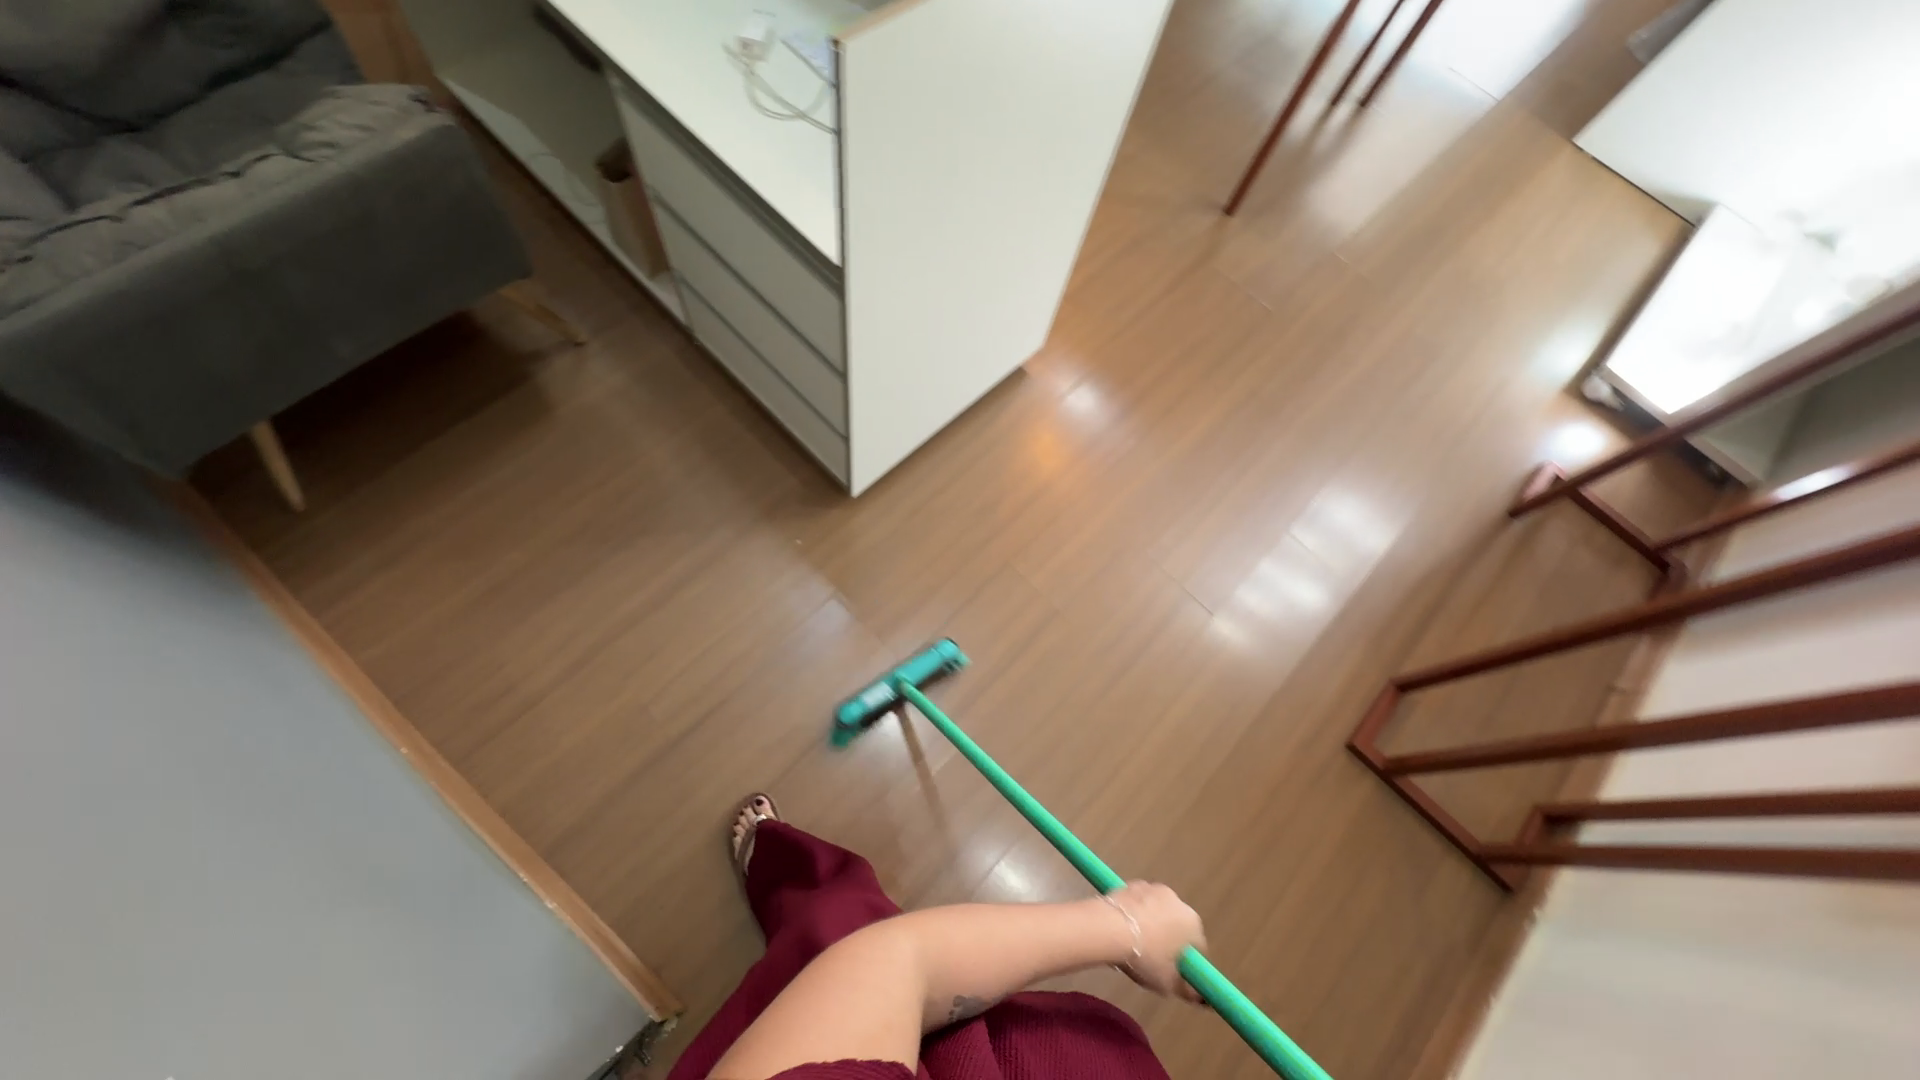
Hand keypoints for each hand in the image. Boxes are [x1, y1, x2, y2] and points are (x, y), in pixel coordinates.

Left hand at [1104, 881, 1206, 1003]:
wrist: (1108, 927)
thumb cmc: (1145, 957)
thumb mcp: (1168, 983)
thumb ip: (1188, 990)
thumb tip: (1199, 996)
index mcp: (1192, 923)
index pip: (1197, 946)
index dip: (1186, 961)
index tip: (1173, 971)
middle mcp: (1177, 900)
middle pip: (1177, 924)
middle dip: (1168, 939)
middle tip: (1152, 958)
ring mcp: (1153, 888)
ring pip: (1158, 911)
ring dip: (1151, 923)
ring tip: (1134, 942)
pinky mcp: (1132, 883)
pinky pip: (1139, 901)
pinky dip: (1135, 911)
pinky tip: (1123, 926)